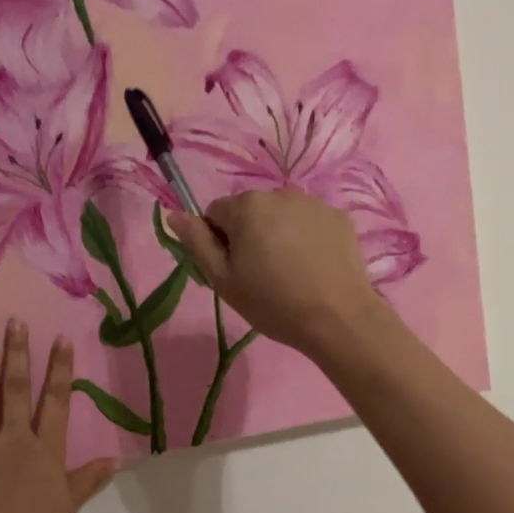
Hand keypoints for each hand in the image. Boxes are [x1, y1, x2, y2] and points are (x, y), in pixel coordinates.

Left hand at [0, 320, 118, 512]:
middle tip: (13, 322)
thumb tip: (116, 459)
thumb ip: (89, 478)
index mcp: (47, 449)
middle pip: (17, 389)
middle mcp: (16, 440)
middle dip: (17, 354)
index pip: (56, 400)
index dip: (59, 368)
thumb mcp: (69, 504)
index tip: (59, 339)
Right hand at [168, 188, 395, 361]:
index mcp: (246, 206)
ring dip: (279, 233)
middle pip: (250, 211)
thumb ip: (197, 243)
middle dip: (250, 234)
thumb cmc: (273, 303)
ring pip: (281, 215)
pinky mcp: (339, 216)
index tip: (235, 270)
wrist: (338, 319)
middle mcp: (279, 193)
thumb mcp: (223, 280)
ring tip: (291, 272)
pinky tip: (315, 267)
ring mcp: (313, 202)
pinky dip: (307, 238)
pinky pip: (310, 222)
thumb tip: (175, 215)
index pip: (215, 214)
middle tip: (262, 275)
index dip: (219, 242)